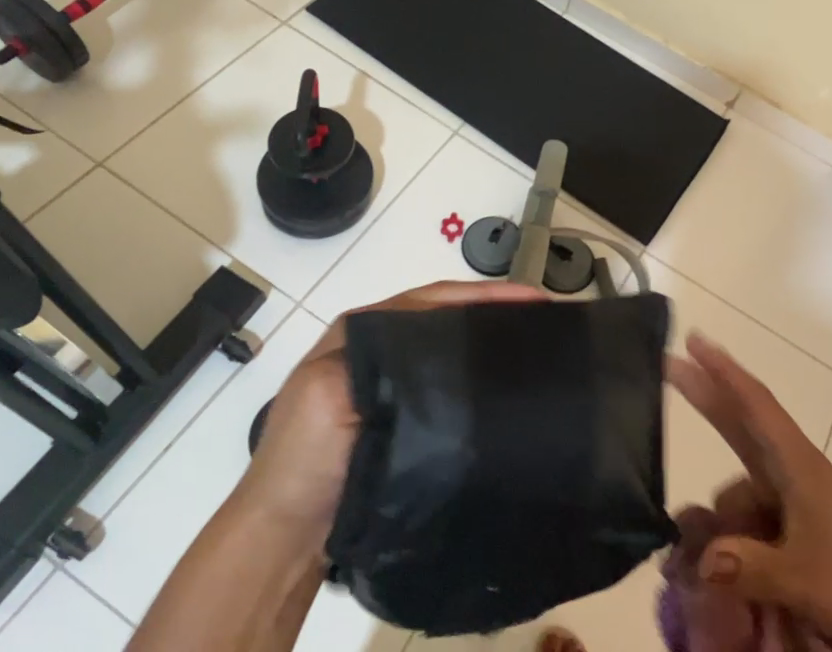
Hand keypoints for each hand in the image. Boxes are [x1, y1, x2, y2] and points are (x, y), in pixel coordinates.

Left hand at [235, 280, 547, 549]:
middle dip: (493, 315)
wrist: (286, 536)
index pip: (430, 300)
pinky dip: (477, 384)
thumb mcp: (327, 397)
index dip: (482, 296)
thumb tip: (439, 354)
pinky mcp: (404, 422)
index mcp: (360, 335)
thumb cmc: (304, 461)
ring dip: (488, 347)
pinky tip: (506, 393)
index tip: (532, 300)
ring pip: (449, 354)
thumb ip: (375, 362)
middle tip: (546, 322)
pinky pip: (448, 391)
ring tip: (536, 350)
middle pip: (445, 321)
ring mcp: (391, 388)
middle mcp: (378, 352)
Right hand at [667, 333, 831, 651]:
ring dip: (719, 517)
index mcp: (802, 468)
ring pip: (738, 487)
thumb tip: (702, 560)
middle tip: (668, 368)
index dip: (724, 372)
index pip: (757, 406)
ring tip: (709, 561)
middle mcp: (795, 473)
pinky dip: (730, 535)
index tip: (694, 341)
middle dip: (707, 398)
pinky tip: (722, 569)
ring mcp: (795, 500)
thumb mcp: (806, 581)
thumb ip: (751, 567)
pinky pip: (747, 516)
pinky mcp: (794, 527)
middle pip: (742, 425)